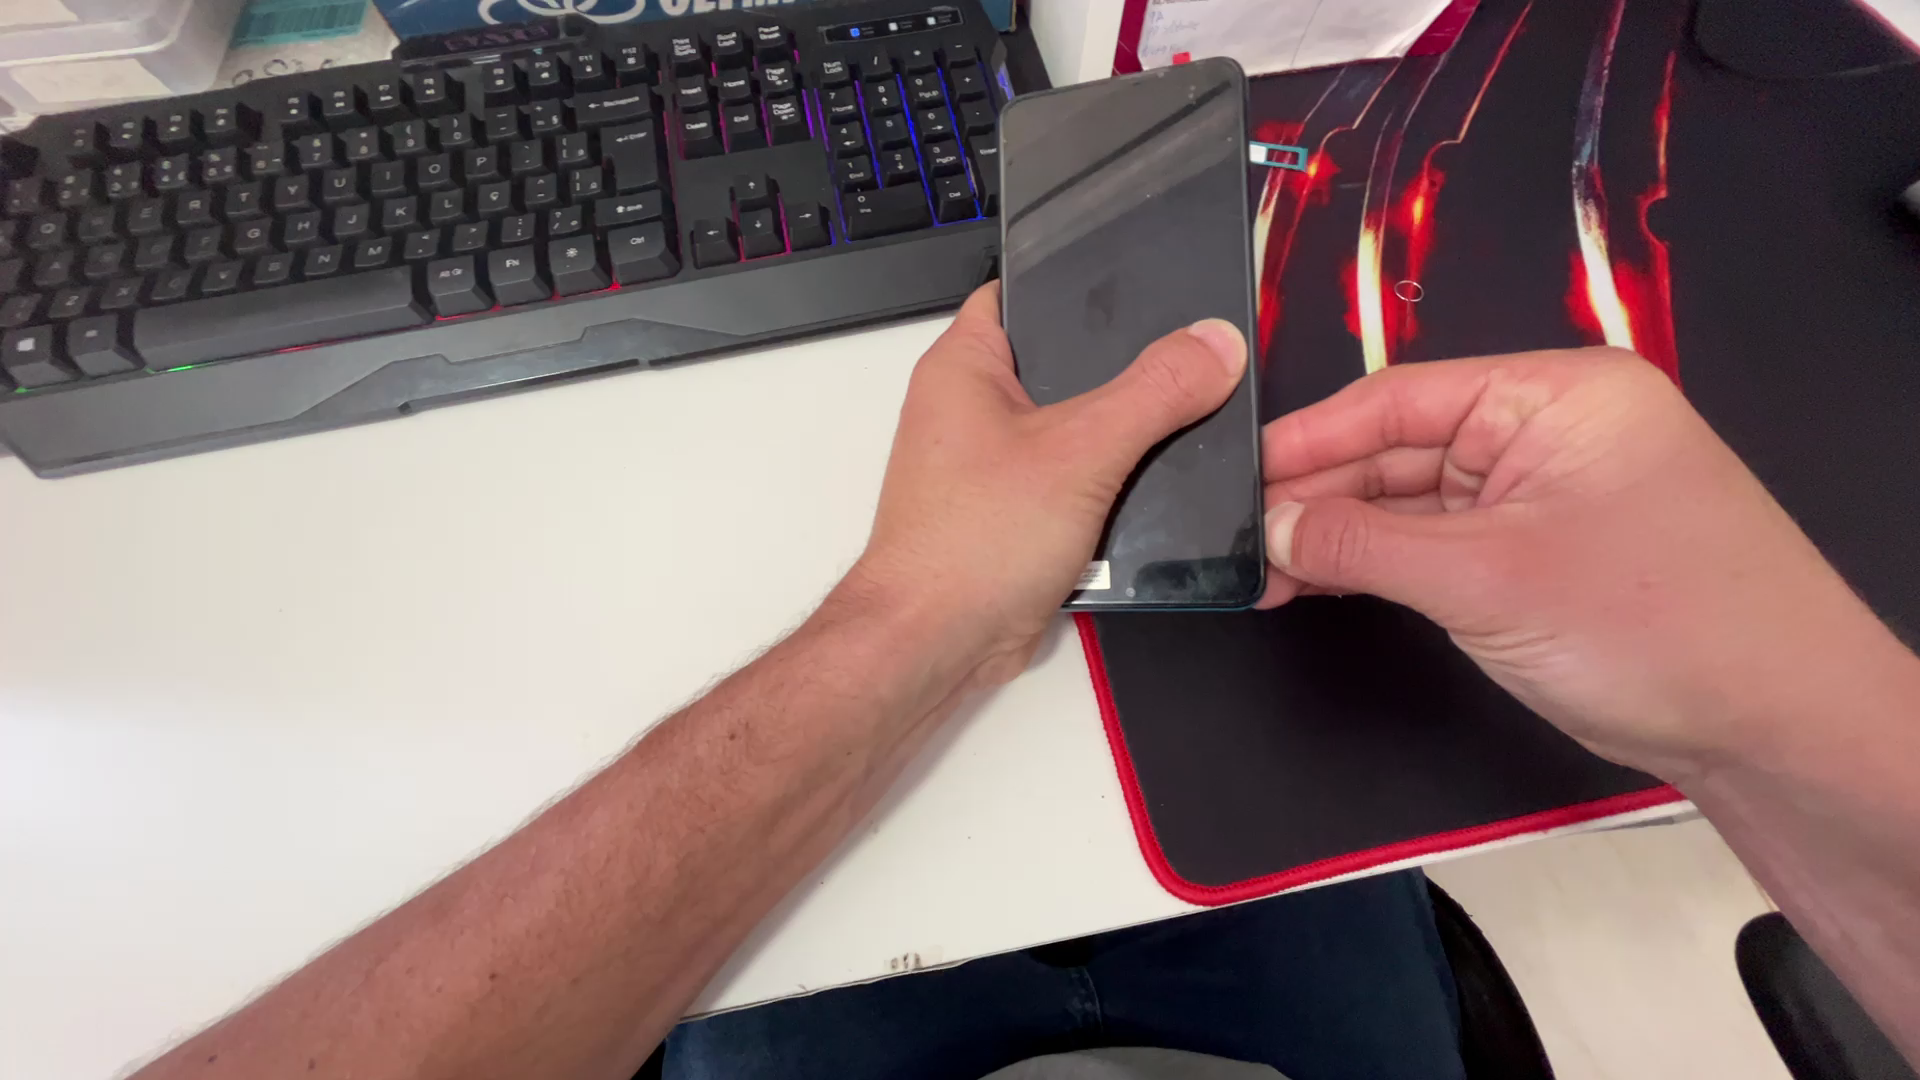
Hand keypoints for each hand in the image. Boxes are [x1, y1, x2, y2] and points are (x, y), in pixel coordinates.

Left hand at [843, 284, 1247, 690]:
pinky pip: (1068, 478)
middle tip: (1187, 360)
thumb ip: (1152, 392)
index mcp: (964, 366)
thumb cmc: (971, 543)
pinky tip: (1148, 484)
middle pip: (1059, 363)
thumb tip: (1214, 343)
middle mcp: (969, 409)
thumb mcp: (1079, 452)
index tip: (1148, 284)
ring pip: (1069, 427)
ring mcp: (988, 462)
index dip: (1081, 283)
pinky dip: (1102, 482)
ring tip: (1182, 420)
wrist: (938, 642)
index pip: (1022, 291)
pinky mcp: (1010, 510)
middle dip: (1118, 368)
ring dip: (1115, 434)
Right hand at [1258, 348, 1895, 780]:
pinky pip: (1413, 543)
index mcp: (1549, 397)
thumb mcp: (1485, 578)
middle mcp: (1530, 434)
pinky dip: (1360, 565)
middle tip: (1241, 541)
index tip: (1239, 475)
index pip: (1396, 401)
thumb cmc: (1651, 627)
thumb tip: (1267, 531)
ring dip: (1328, 540)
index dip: (1308, 438)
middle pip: (1388, 454)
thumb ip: (1360, 545)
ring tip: (1261, 575)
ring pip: (1393, 504)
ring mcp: (1518, 495)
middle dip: (1312, 501)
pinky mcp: (1508, 550)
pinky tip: (1306, 583)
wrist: (1774, 736)